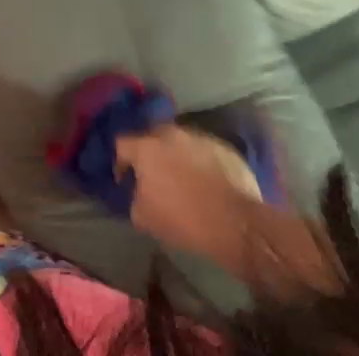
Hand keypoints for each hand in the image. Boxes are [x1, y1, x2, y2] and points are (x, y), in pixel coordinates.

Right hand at [114, 124, 263, 254]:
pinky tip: (208, 184)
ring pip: (181, 142)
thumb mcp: (144, 217)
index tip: (126, 181)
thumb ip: (135, 198)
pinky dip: (202, 163)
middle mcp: (172, 134)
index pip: (122, 144)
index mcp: (147, 148)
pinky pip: (205, 152)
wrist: (237, 223)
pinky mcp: (225, 148)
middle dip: (150, 154)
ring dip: (178, 157)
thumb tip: (140, 194)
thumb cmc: (183, 219)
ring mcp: (201, 138)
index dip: (121, 162)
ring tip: (185, 180)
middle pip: (152, 137)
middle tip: (155, 177)